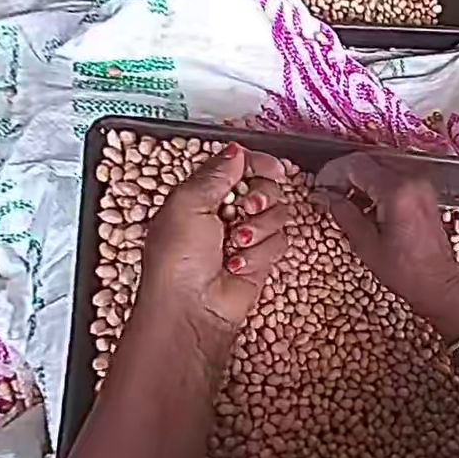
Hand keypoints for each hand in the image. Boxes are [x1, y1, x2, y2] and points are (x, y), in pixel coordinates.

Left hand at [136, 142, 292, 340]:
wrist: (192, 307)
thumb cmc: (178, 259)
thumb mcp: (187, 204)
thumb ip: (216, 174)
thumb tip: (237, 151)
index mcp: (203, 193)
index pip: (239, 166)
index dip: (258, 163)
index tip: (273, 168)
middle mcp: (228, 212)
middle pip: (265, 188)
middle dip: (261, 198)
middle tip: (246, 210)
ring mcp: (247, 236)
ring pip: (278, 215)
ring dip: (259, 229)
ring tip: (237, 244)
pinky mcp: (263, 258)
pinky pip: (280, 242)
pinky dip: (261, 253)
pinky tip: (239, 265)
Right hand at [313, 152, 458, 335]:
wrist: (439, 285)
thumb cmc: (407, 272)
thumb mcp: (366, 244)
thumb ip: (343, 213)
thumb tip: (324, 196)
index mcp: (397, 190)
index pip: (355, 164)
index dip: (332, 173)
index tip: (319, 187)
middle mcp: (413, 179)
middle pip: (369, 159)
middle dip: (345, 174)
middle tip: (329, 193)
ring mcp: (422, 184)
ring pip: (382, 165)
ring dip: (361, 178)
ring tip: (346, 201)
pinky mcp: (426, 192)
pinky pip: (395, 175)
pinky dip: (377, 183)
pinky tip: (367, 204)